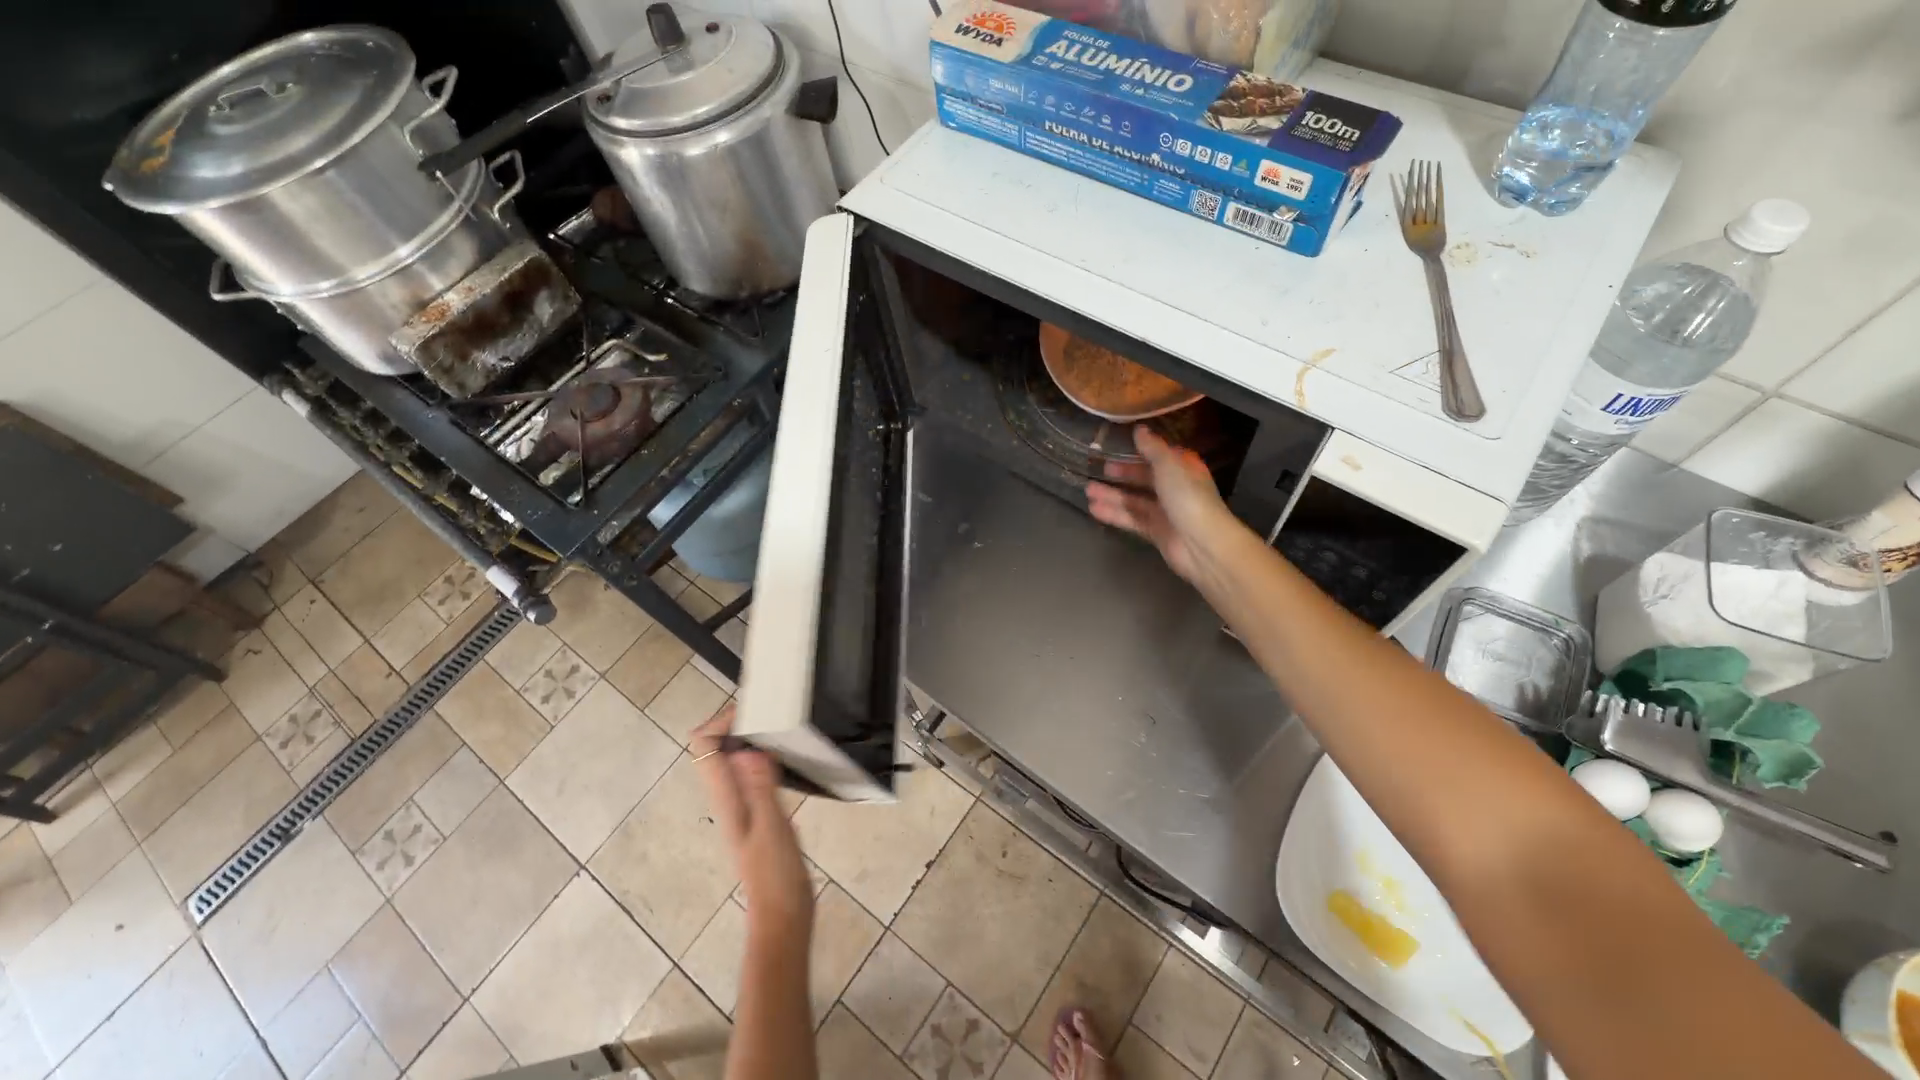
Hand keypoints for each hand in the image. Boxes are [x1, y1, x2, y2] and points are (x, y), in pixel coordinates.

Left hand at [692, 705, 813, 934]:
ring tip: (783, 728)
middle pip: (714, 747)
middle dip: (737, 724)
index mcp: (725, 798)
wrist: (784, 915)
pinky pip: (751, 772)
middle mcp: (727, 797)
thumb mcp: (772, 829)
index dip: (723, 721)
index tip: (757, 711)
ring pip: (734, 758)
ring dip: (752, 739)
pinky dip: (765, 757)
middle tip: (774, 712)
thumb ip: (759, 790)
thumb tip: (746, 750)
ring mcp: (741, 805)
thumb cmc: (776, 875)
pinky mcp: (757, 812)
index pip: (704, 744)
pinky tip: (788, 760)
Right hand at [1085, 427, 1233, 582]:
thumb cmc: (1188, 497)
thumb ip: (1152, 447)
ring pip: (1134, 500)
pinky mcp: (1156, 532)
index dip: (1139, 451)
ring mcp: (1165, 512)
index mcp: (1183, 468)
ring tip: (1088, 491)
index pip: (1159, 456)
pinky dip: (1114, 514)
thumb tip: (1139, 429)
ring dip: (1112, 495)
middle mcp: (1175, 488)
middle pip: (1144, 478)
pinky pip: (1132, 519)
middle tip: (1098, 469)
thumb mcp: (1169, 465)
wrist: (1202, 543)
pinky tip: (1095, 510)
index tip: (1116, 447)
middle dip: (1122, 474)